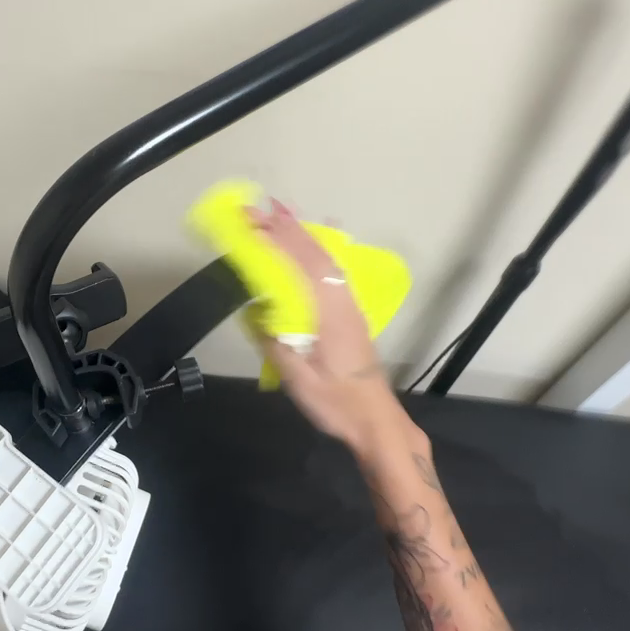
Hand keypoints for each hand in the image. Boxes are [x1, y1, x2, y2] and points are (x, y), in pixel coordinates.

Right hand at [247, 200, 413, 456]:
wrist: (375, 421)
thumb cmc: (337, 403)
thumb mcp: (299, 379)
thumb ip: (276, 343)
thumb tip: (255, 314)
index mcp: (330, 314)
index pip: (302, 265)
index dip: (278, 239)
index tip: (254, 220)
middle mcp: (342, 302)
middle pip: (314, 255)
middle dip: (285, 228)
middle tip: (256, 209)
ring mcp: (349, 307)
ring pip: (325, 260)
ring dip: (300, 236)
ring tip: (278, 217)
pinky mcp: (349, 315)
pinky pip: (330, 272)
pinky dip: (314, 252)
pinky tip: (308, 246)